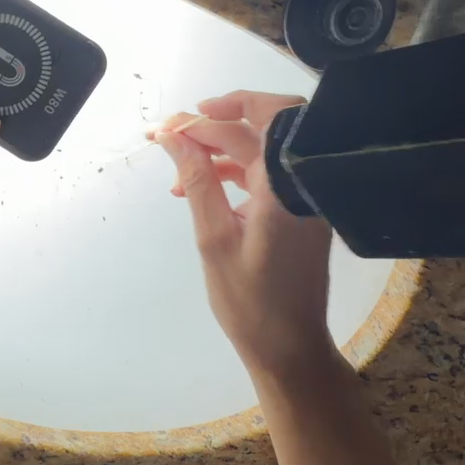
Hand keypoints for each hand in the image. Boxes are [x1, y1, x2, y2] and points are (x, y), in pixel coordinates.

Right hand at [156, 91, 335, 379]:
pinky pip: (264, 170)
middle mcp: (300, 181)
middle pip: (264, 122)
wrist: (290, 346)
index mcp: (282, 186)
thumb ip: (196, 180)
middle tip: (177, 127)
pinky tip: (200, 183)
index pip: (240, 131)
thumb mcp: (212, 237)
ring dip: (220, 144)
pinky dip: (232, 168)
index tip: (161, 130)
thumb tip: (172, 136)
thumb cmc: (248, 299)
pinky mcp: (297, 207)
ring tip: (179, 162)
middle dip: (218, 118)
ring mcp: (302, 194)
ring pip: (262, 144)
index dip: (198, 123)